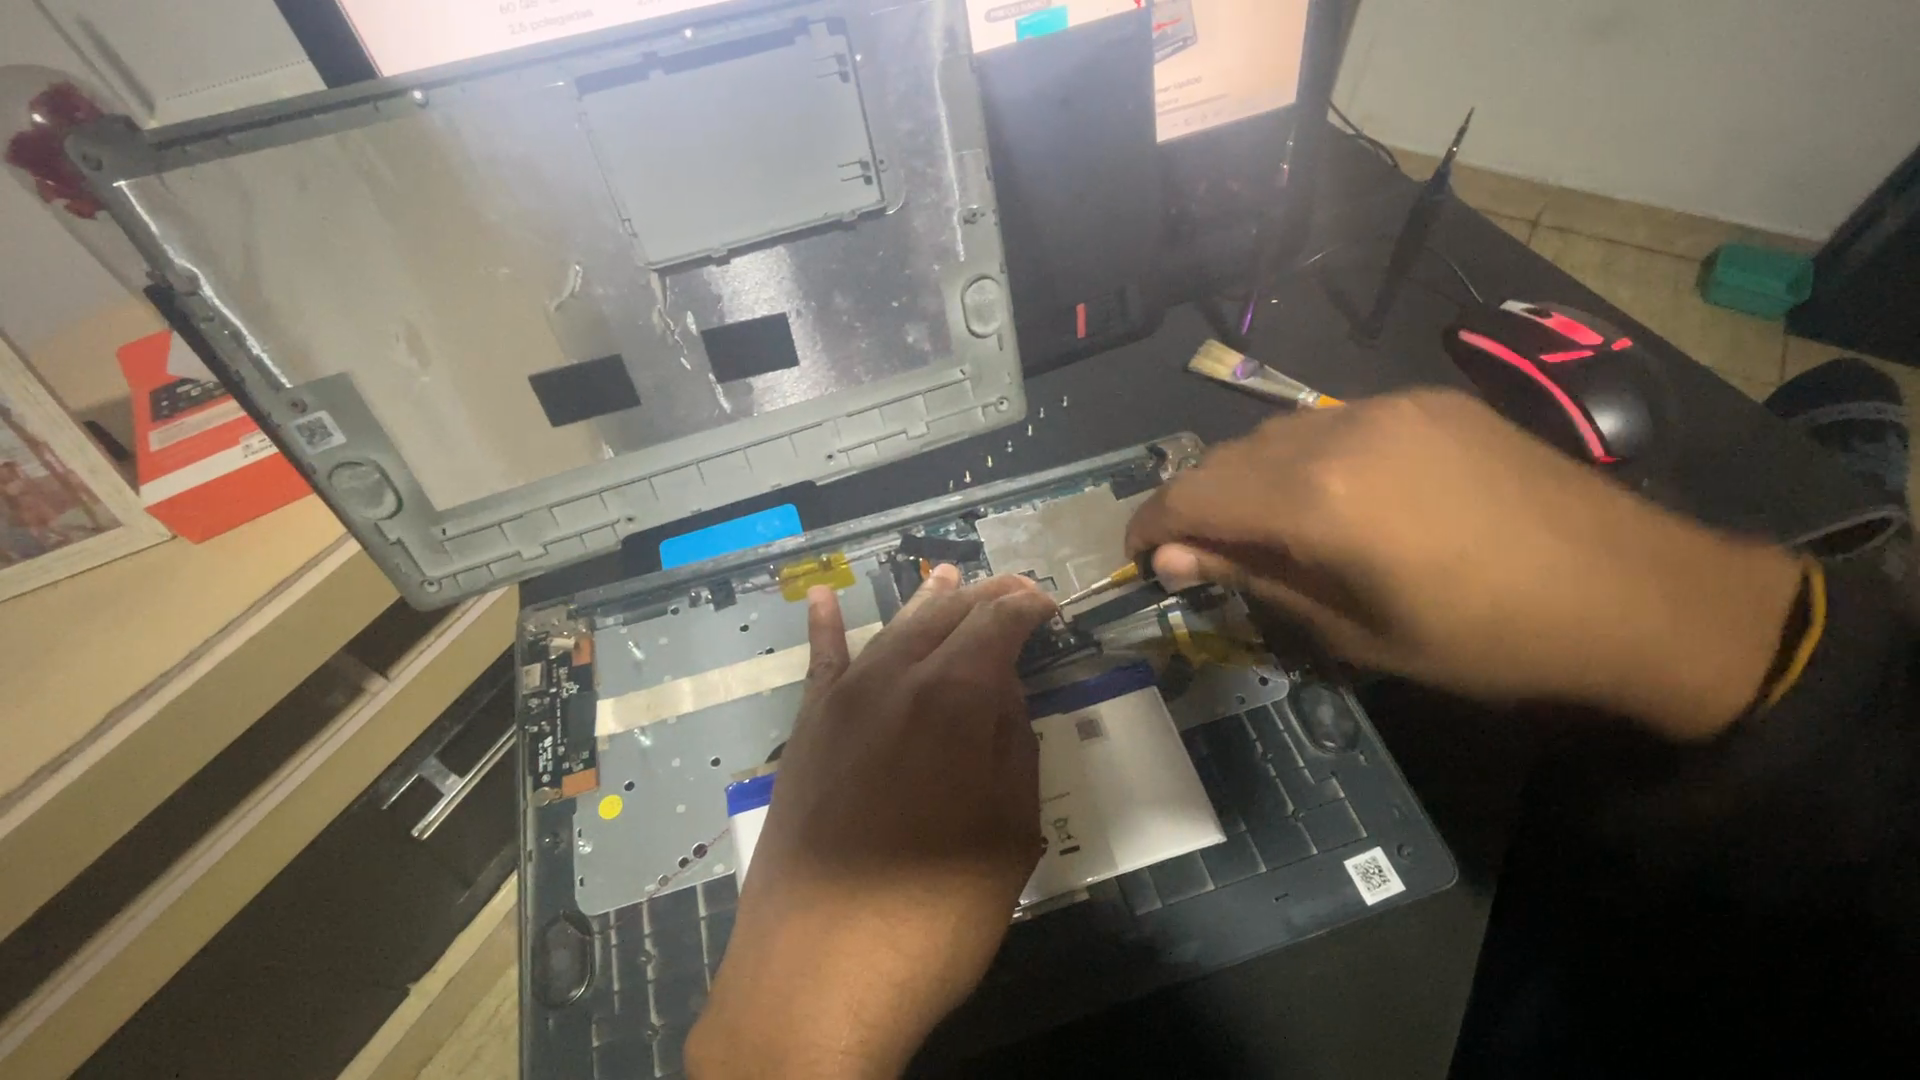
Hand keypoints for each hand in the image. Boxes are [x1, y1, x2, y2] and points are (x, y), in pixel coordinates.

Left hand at [687, 567, 1057, 1078]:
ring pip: (892, 630)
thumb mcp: (1009, 833)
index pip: (999, 619)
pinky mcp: (806, 731)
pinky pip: (820, 664)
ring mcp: (842, 701)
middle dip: (986, 596)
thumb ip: (1012, 745)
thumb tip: (1005, 691)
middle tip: (1015, 592)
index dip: (1028, 604)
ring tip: (949, 578)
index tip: (1049, 606)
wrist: (817, 973)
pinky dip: (826, 627)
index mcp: (954, 696)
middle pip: (946, 614)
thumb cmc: (934, 914)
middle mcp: (894, 678)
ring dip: (927, 602)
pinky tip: (825, 598)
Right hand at [1126, 389, 1800, 739]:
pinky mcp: (1424, 402)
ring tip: (1254, 527)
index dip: (1150, 523)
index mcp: (1318, 498)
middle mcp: (1339, 432)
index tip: (1136, 555)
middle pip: (1226, 457)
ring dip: (1244, 477)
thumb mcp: (1352, 629)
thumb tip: (1169, 556)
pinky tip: (1322, 495)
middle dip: (1193, 502)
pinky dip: (1298, 457)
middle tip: (1190, 551)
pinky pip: (1329, 421)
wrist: (1636, 596)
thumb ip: (1254, 578)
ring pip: (1274, 433)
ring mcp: (1386, 407)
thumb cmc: (1485, 641)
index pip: (1194, 495)